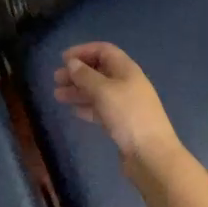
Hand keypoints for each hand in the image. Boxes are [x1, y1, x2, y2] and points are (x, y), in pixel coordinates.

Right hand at [53, 42, 180, 164]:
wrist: (151, 156)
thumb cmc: (128, 116)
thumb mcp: (104, 91)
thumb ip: (86, 76)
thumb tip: (72, 63)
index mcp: (126, 69)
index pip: (103, 50)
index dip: (83, 51)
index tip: (63, 59)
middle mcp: (126, 83)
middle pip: (99, 71)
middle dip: (77, 73)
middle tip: (56, 80)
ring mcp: (125, 104)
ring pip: (98, 91)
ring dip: (78, 90)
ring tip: (58, 96)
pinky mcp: (122, 123)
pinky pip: (101, 109)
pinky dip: (87, 107)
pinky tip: (74, 110)